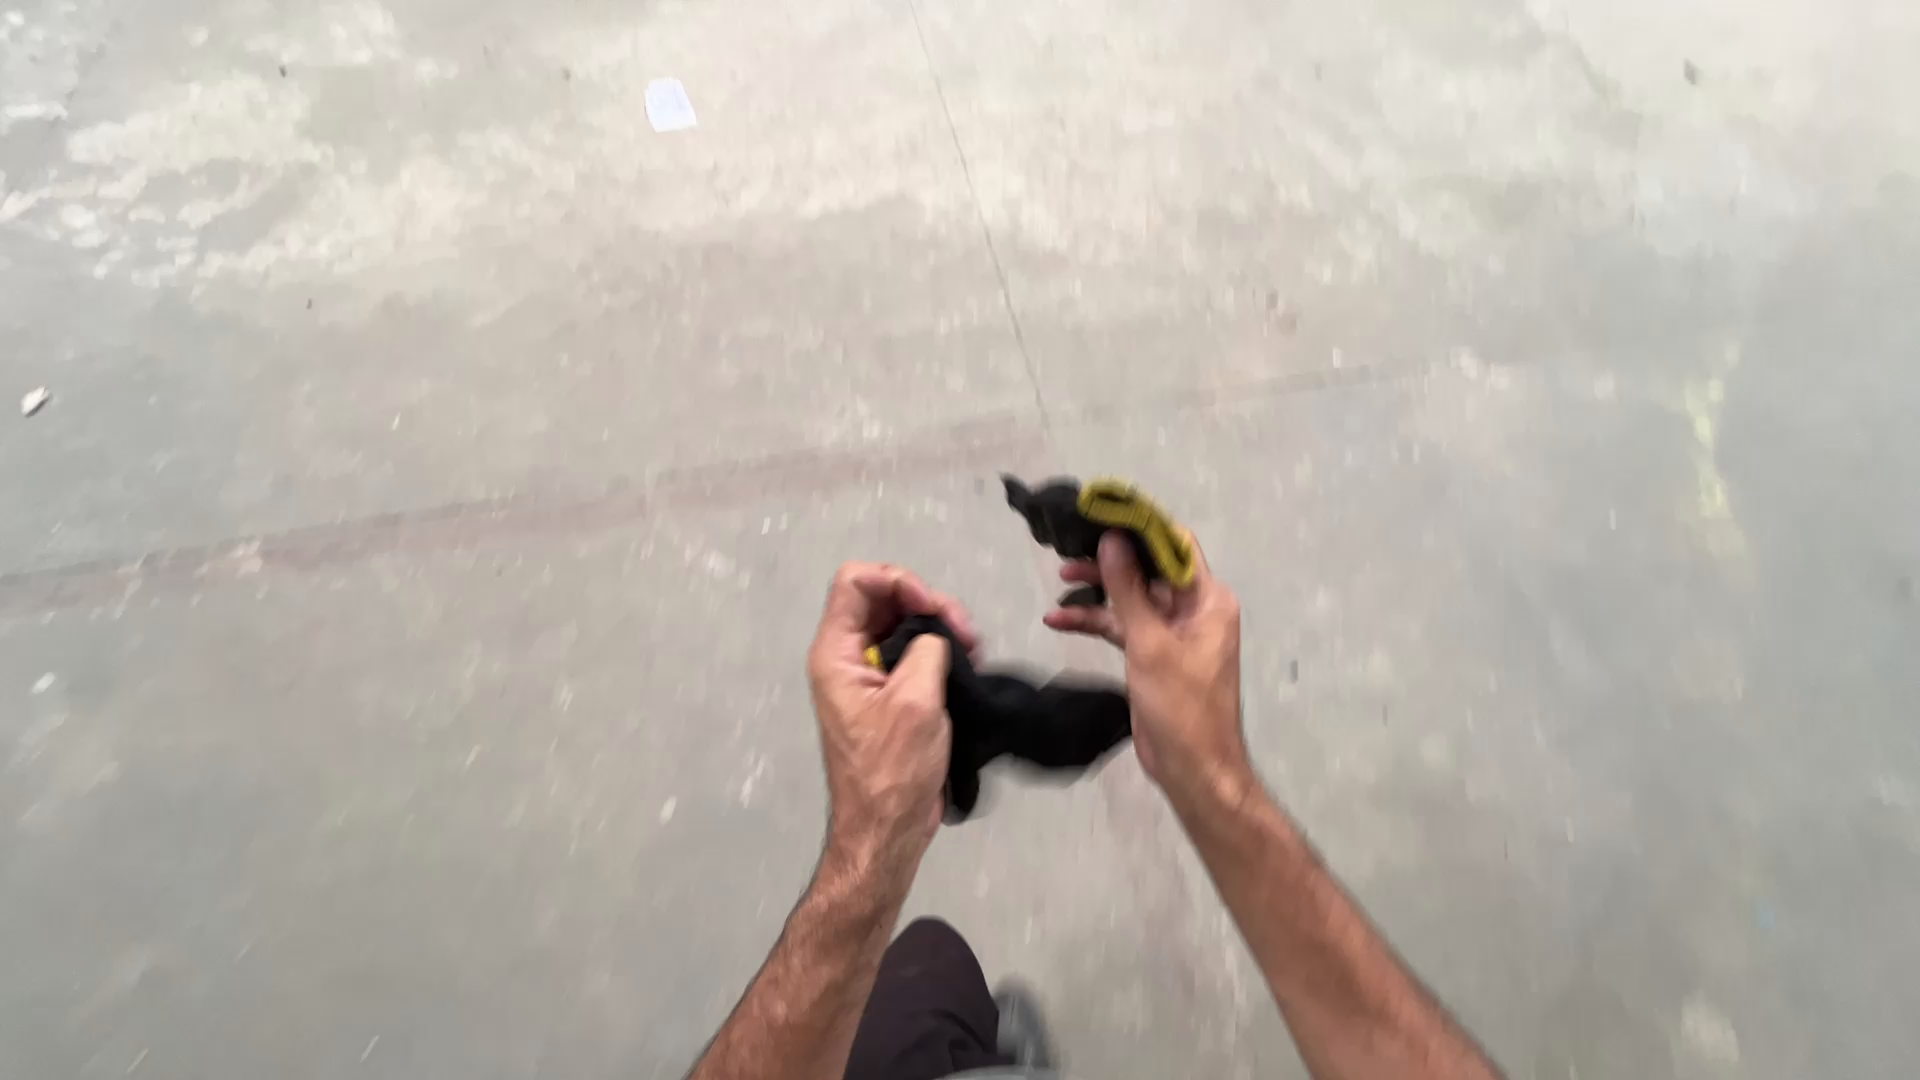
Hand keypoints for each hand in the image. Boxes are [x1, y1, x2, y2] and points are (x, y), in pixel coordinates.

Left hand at [807, 563, 979, 865]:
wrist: (889, 831)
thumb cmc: (893, 770)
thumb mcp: (914, 702)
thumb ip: (925, 649)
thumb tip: (935, 637)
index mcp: (836, 653)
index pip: (855, 581)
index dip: (897, 580)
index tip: (932, 607)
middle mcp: (847, 655)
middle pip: (884, 597)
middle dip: (929, 603)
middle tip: (967, 632)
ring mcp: (869, 674)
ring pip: (904, 621)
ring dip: (941, 626)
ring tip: (975, 649)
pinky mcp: (892, 691)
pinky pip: (914, 650)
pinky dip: (942, 649)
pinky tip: (970, 663)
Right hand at [1044, 532, 1249, 804]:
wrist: (1191, 768)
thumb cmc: (1181, 704)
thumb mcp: (1150, 643)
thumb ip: (1128, 590)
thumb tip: (1111, 540)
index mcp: (1208, 599)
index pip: (1174, 547)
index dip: (1140, 529)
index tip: (1102, 516)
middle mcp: (1192, 608)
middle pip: (1147, 570)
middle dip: (1108, 562)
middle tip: (1069, 550)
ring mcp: (1171, 631)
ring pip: (1129, 598)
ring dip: (1096, 591)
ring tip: (1058, 581)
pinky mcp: (1151, 653)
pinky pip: (1121, 626)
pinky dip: (1094, 622)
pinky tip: (1057, 620)